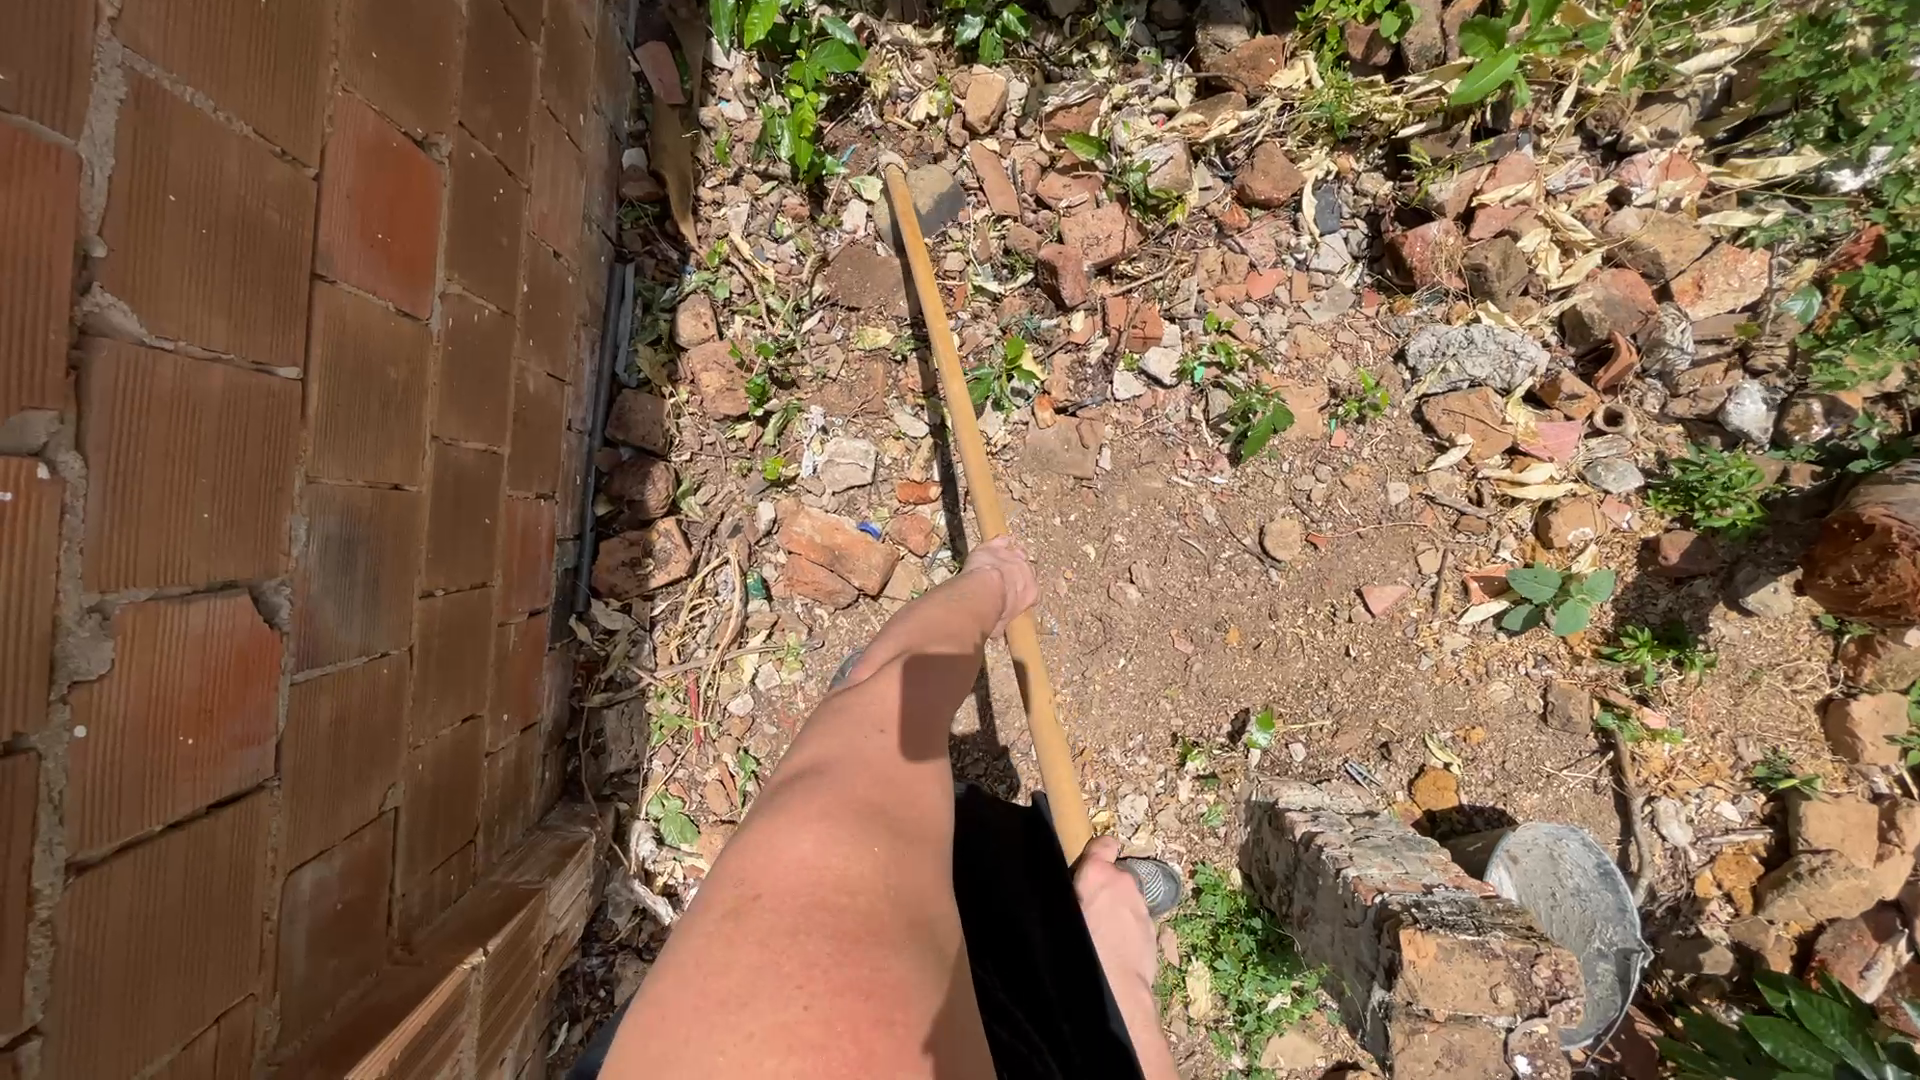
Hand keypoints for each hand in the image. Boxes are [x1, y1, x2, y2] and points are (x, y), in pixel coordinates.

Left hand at [959, 535, 1036, 637]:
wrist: (986, 589)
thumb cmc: (996, 612)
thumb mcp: (1000, 625)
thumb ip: (1001, 624)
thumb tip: (997, 632)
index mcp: (1031, 593)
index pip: (1033, 593)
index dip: (1025, 594)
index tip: (1017, 598)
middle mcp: (1026, 572)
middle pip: (1028, 569)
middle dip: (1021, 573)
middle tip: (1009, 578)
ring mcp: (1012, 557)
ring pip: (1018, 552)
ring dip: (1012, 555)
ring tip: (1005, 558)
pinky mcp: (996, 546)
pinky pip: (1002, 540)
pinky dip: (1000, 541)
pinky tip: (997, 542)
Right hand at [1071, 836, 1156, 998]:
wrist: (1116, 985)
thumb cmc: (1082, 944)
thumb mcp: (1063, 910)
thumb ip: (1071, 891)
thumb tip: (1069, 887)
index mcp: (1097, 873)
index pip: (1104, 843)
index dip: (1098, 851)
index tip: (1091, 862)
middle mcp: (1123, 881)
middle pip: (1115, 875)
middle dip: (1107, 887)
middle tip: (1091, 908)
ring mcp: (1141, 905)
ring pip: (1127, 898)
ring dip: (1118, 908)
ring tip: (1105, 932)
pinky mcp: (1153, 927)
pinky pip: (1136, 919)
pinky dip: (1129, 926)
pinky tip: (1118, 947)